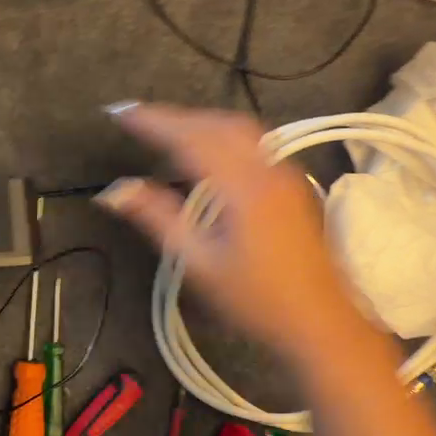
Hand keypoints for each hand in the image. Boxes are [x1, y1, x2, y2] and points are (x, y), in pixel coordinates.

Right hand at [95, 104, 374, 362]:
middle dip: (175, 116)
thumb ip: (156, 218)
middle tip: (138, 119)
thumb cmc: (255, 299)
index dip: (153, 122)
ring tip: (166, 130)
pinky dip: (220, 135)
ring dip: (200, 122)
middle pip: (217, 124)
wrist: (321, 322)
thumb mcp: (198, 262)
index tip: (120, 114)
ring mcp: (285, 176)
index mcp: (242, 185)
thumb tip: (114, 191)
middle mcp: (267, 169)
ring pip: (239, 130)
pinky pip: (252, 143)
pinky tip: (205, 152)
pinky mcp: (292, 186)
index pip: (190, 138)